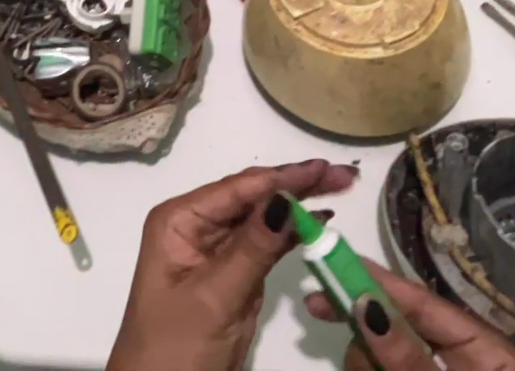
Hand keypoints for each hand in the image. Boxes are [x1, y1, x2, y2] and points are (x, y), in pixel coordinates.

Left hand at [107, 160, 356, 370]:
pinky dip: (292, 236)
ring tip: (338, 188)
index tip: (322, 167)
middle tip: (341, 174)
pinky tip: (318, 224)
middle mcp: (197, 226)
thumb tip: (285, 200)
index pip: (237, 190)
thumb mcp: (213, 297)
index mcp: (180, 220)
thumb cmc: (173, 348)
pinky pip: (265, 247)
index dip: (281, 177)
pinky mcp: (233, 278)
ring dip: (298, 205)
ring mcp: (216, 252)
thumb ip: (252, 249)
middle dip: (294, 184)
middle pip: (251, 197)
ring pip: (262, 219)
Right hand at [305, 257, 514, 369]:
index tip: (327, 262)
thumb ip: (410, 360)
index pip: (419, 298)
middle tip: (315, 309)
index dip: (373, 276)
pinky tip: (365, 370)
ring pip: (380, 356)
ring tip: (368, 370)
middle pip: (394, 322)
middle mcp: (456, 360)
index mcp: (480, 349)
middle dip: (359, 322)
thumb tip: (364, 304)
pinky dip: (371, 370)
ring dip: (366, 363)